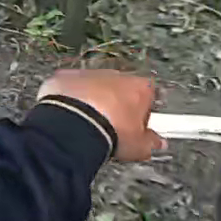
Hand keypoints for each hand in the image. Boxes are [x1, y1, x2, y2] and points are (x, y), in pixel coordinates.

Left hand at [37, 69, 165, 162]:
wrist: (74, 126)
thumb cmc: (111, 133)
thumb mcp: (138, 146)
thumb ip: (150, 142)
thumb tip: (155, 143)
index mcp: (139, 88)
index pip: (148, 95)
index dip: (142, 113)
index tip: (136, 127)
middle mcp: (115, 75)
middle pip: (120, 89)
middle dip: (115, 105)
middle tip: (110, 127)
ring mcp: (88, 74)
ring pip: (93, 86)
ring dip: (91, 101)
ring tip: (87, 124)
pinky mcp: (65, 77)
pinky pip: (69, 87)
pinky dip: (68, 98)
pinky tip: (68, 116)